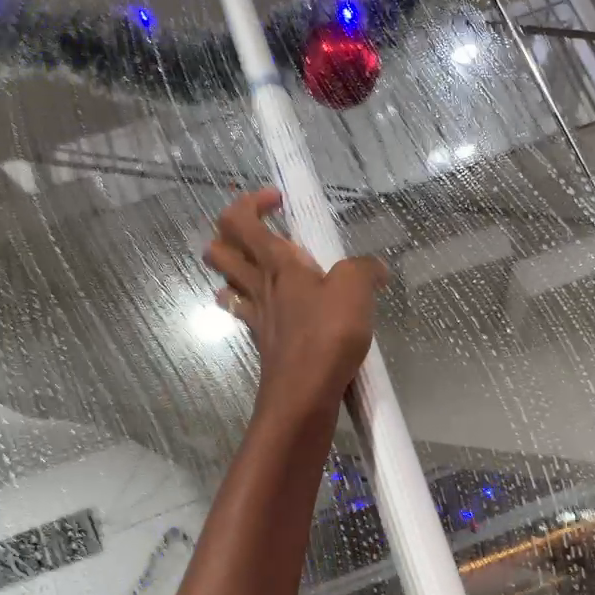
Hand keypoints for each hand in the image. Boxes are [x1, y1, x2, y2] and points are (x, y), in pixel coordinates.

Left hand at [203, 189, 386, 420]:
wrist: (304, 393)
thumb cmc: (327, 335)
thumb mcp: (356, 288)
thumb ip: (365, 269)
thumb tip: (376, 269)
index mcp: (275, 263)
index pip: (239, 219)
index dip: (250, 201)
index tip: (279, 201)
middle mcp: (257, 284)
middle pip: (218, 249)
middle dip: (231, 233)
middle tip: (265, 233)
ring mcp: (255, 315)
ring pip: (224, 281)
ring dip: (235, 268)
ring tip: (265, 268)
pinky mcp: (262, 341)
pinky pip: (243, 313)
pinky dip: (252, 304)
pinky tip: (274, 308)